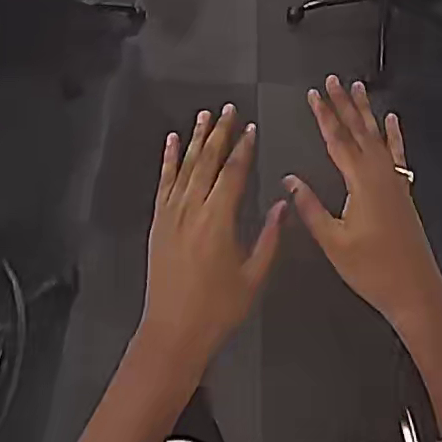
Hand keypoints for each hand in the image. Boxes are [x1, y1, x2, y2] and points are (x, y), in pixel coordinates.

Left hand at [141, 105, 284, 371]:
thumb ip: (270, 237)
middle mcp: (192, 209)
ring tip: (205, 114)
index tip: (251, 127)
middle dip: (220, 133)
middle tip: (229, 109)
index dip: (243, 148)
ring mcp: (171, 213)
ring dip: (196, 139)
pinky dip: (168, 159)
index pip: (233, 173)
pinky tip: (172, 141)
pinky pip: (163, 182)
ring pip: (185, 166)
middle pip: (208, 161)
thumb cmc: (219, 308)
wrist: (172, 333)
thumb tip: (283, 202)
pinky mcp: (158, 221)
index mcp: (218, 220)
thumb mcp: (254, 276)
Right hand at [284, 76, 441, 329]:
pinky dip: (394, 135)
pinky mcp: (403, 189)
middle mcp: (380, 173)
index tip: (314, 94)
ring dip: (366, 111)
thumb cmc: (372, 269)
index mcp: (361, 181)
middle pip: (358, 129)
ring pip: (377, 135)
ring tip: (359, 88)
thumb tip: (290, 181)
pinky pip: (398, 153)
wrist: (414, 289)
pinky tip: (392, 120)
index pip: (337, 139)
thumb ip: (310, 208)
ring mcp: (395, 179)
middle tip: (333, 80)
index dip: (323, 114)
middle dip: (343, 103)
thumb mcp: (333, 242)